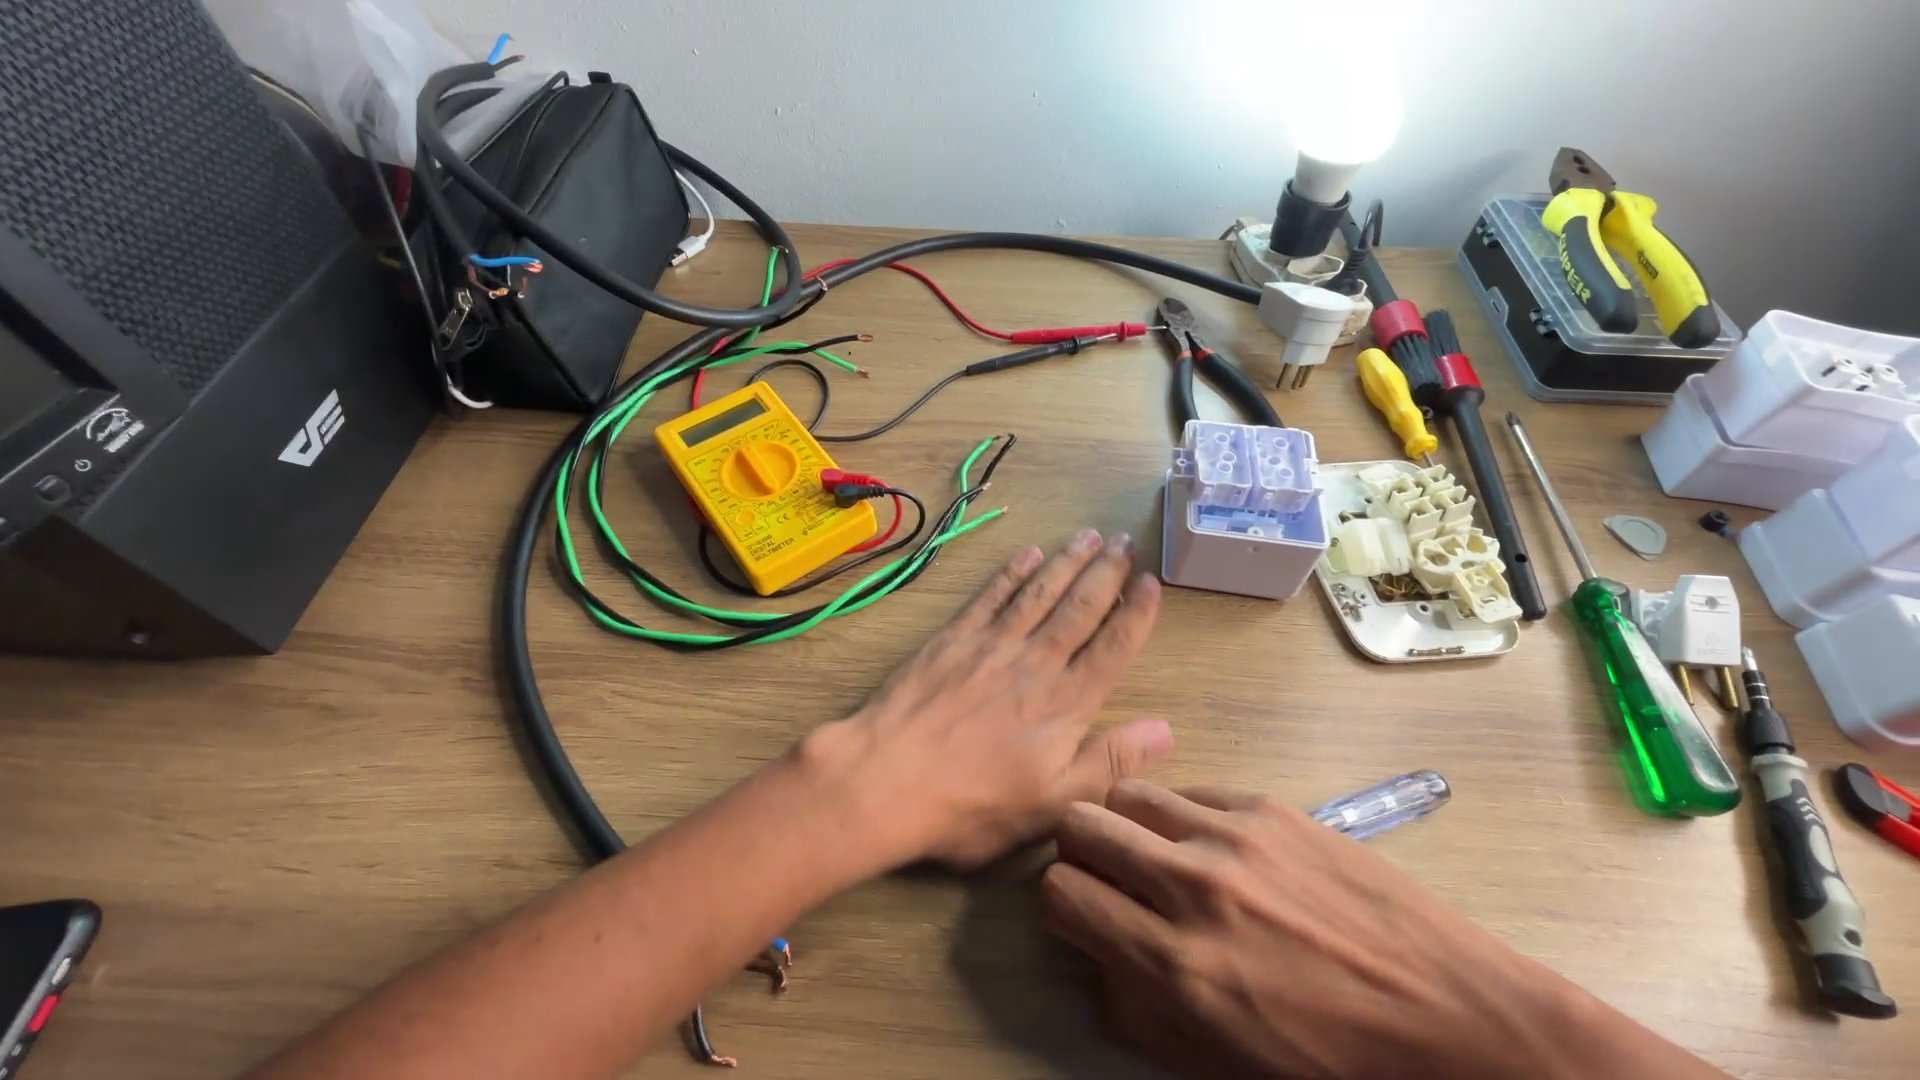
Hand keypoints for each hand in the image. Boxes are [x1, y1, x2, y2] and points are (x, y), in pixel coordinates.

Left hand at [811, 529, 1169, 867]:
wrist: (887, 779)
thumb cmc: (973, 805)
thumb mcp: (1054, 804)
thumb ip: (1110, 762)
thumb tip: (1167, 729)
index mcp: (1066, 704)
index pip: (1114, 647)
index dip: (1137, 614)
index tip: (1152, 582)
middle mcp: (1036, 663)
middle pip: (1081, 608)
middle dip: (1107, 573)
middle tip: (1125, 541)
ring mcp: (992, 645)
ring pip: (1040, 592)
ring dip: (1067, 561)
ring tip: (1090, 535)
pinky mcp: (953, 638)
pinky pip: (992, 595)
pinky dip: (1013, 572)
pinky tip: (1029, 553)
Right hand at [1040, 783, 1728, 1079]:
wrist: (1456, 1018)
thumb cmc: (1336, 1063)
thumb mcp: (1221, 1064)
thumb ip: (1139, 1010)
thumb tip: (1098, 957)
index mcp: (1179, 965)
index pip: (1060, 894)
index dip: (1060, 905)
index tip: (1083, 916)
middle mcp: (1195, 886)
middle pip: (1080, 823)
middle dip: (1078, 850)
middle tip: (1108, 876)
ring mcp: (1235, 837)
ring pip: (1128, 792)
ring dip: (1127, 824)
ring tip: (1157, 855)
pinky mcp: (1272, 808)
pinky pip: (1191, 791)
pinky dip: (1182, 817)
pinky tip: (1215, 848)